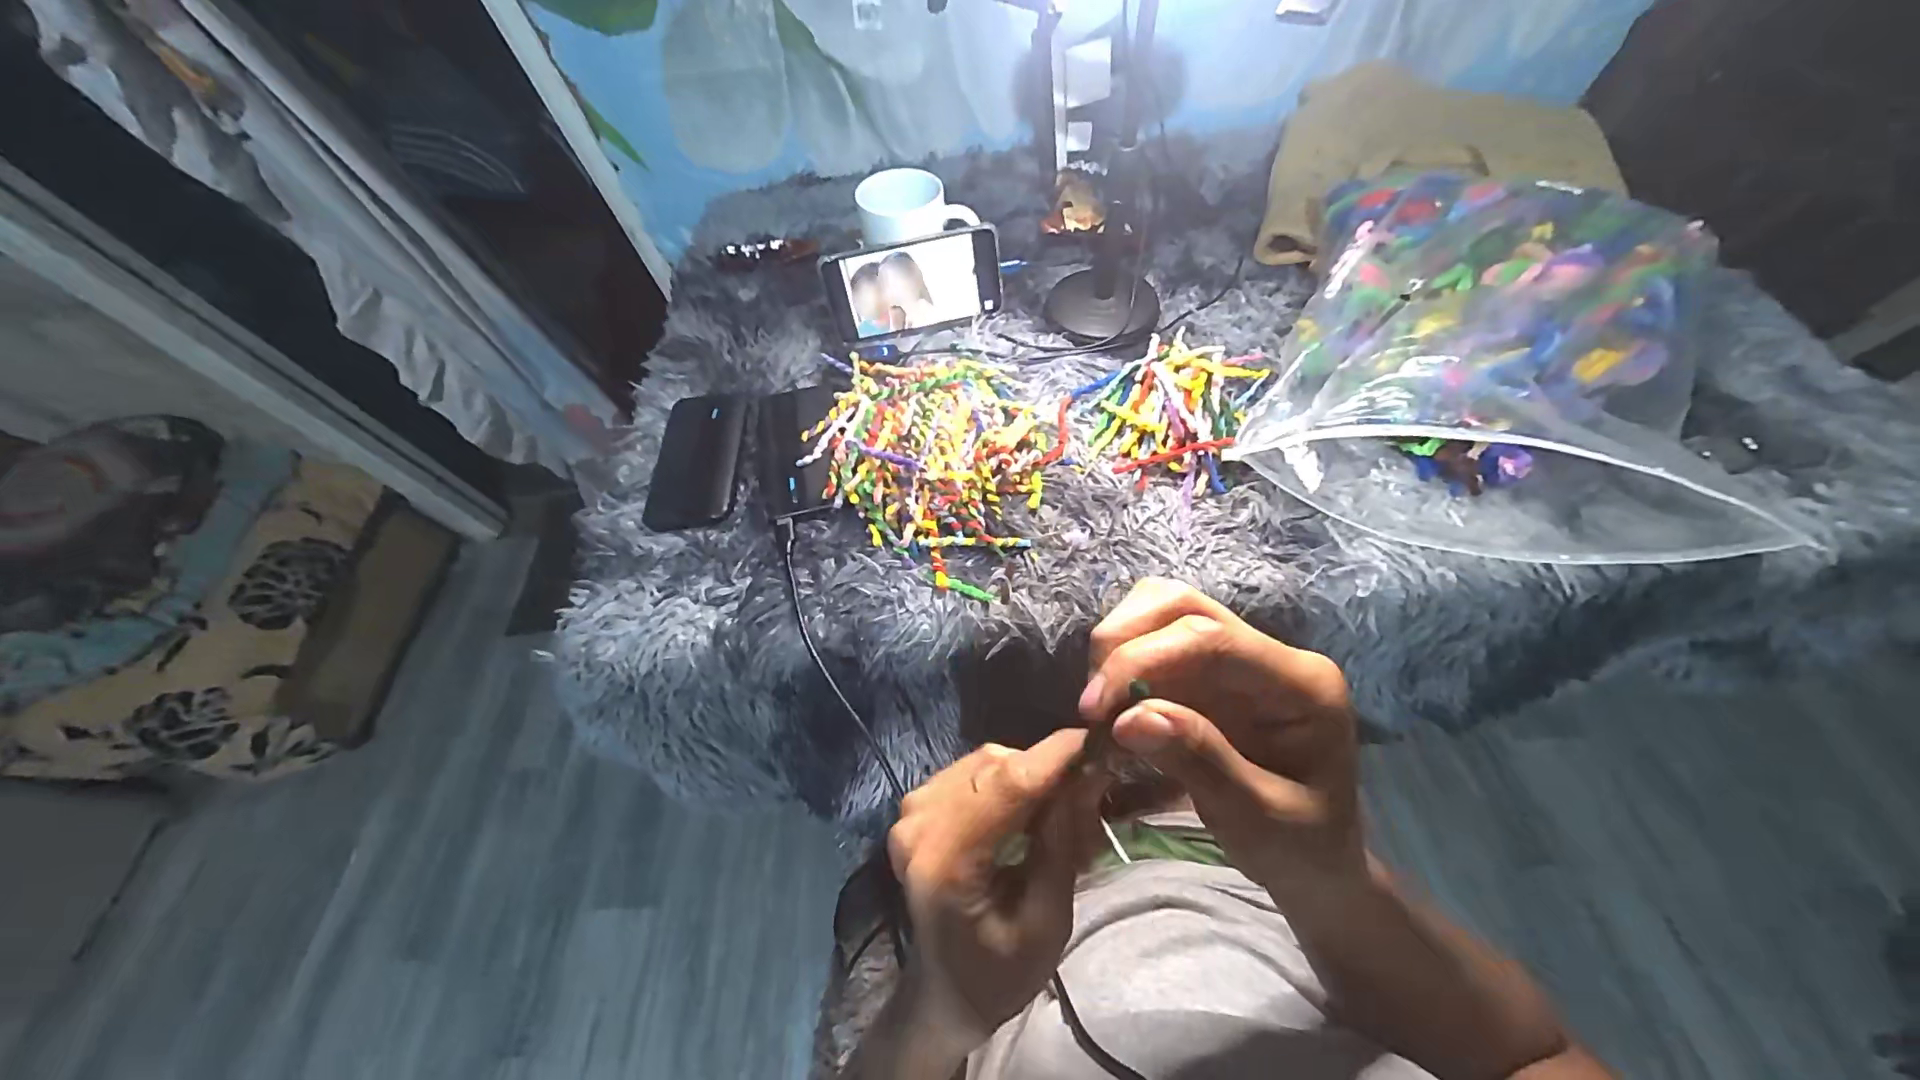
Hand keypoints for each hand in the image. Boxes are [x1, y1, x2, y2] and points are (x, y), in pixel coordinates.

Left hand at [886, 730, 1106, 1053]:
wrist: (944, 990)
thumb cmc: (1000, 973)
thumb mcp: (1046, 924)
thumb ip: (1062, 845)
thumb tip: (1086, 776)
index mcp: (945, 861)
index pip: (1006, 785)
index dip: (1055, 756)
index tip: (1100, 741)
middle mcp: (918, 823)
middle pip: (997, 767)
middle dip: (1050, 772)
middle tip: (1088, 801)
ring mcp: (912, 810)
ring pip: (987, 761)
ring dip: (1030, 775)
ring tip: (1057, 815)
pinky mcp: (917, 804)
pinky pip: (973, 770)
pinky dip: (1008, 780)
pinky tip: (1024, 812)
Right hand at [1080, 578, 1364, 900]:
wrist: (1314, 861)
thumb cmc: (1299, 848)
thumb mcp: (1257, 820)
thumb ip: (1199, 761)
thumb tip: (1127, 717)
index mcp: (1300, 684)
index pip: (1211, 639)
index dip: (1142, 661)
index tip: (1096, 710)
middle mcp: (1267, 654)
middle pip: (1182, 606)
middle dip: (1124, 642)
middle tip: (1094, 705)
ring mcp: (1235, 656)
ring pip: (1162, 609)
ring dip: (1117, 646)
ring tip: (1102, 705)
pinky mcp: (1206, 669)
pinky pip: (1153, 637)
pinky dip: (1120, 661)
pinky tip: (1113, 705)